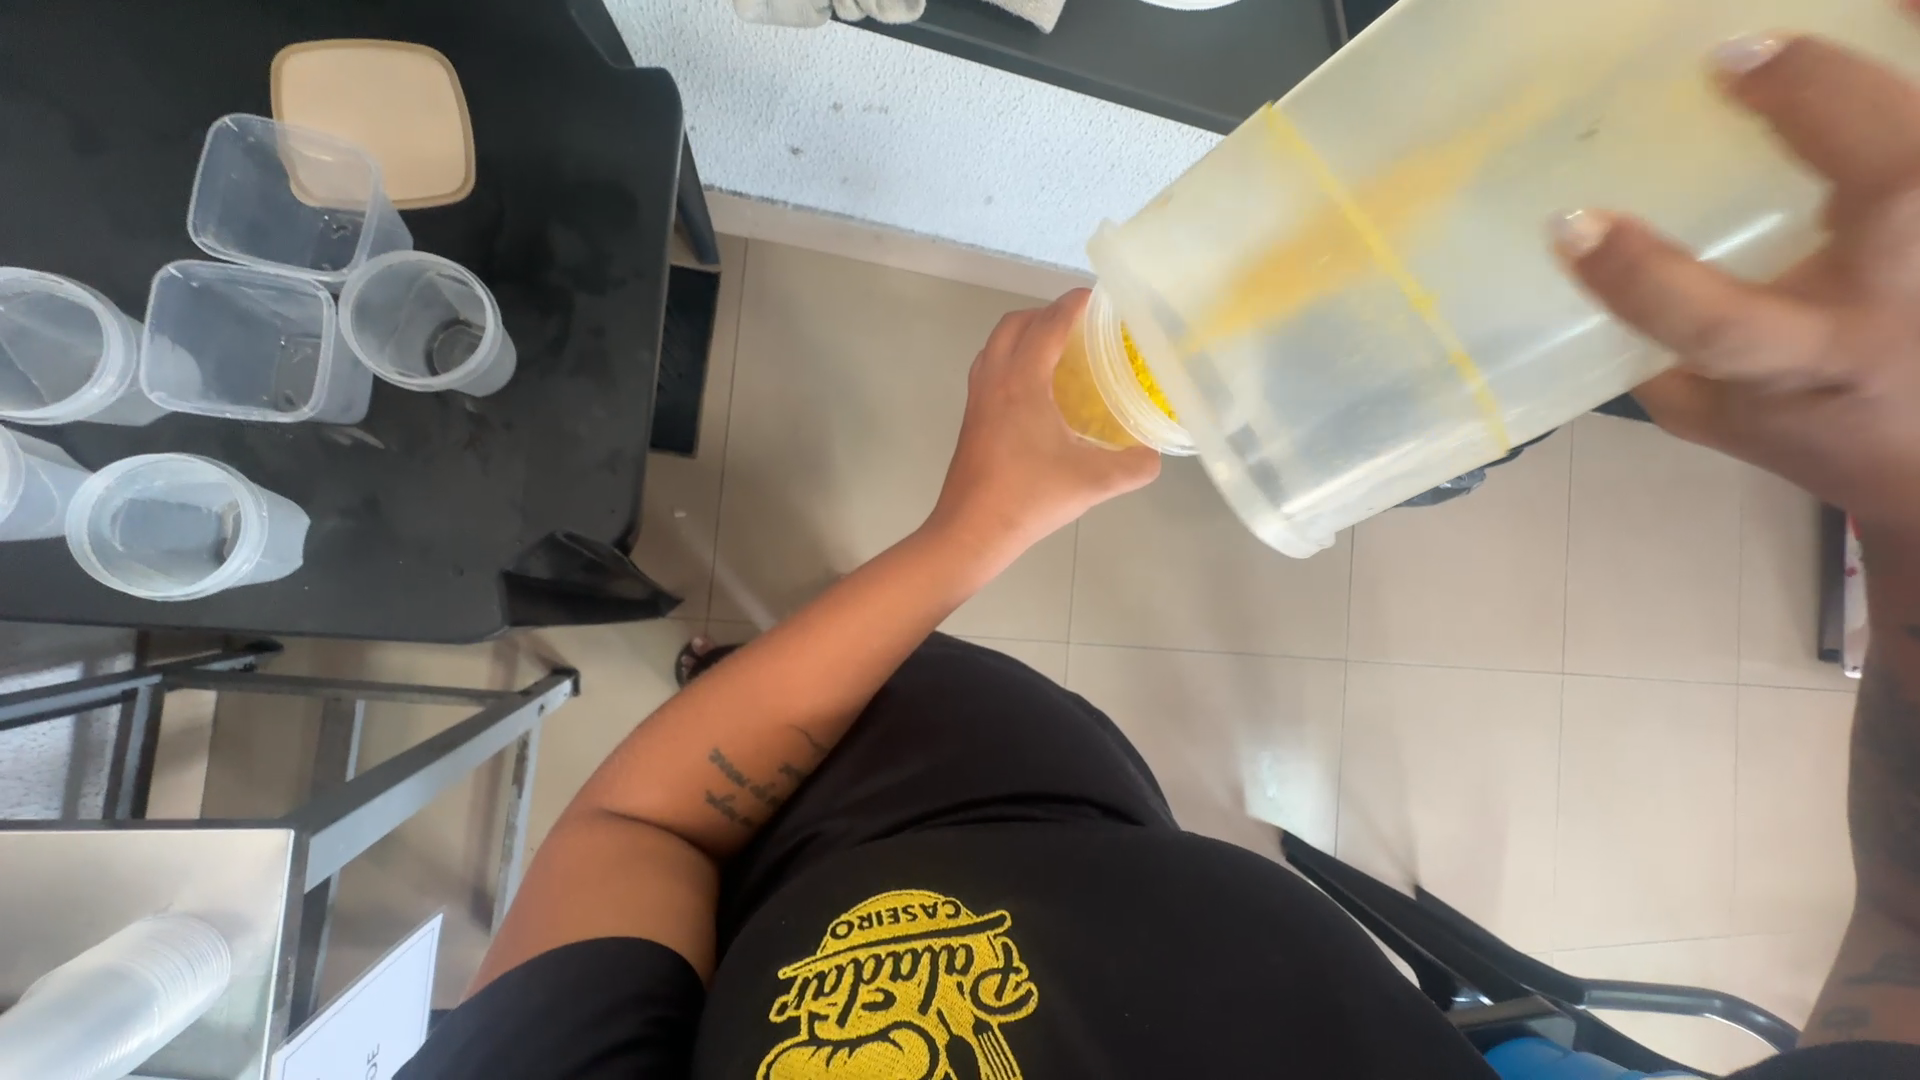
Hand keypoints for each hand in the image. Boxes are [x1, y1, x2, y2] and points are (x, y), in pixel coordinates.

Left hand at [928, 289, 1160, 560]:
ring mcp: (976, 400)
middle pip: (1013, 324)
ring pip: (995, 346)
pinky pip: (988, 370)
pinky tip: (1035, 392)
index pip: (1047, 325)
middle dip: (1045, 314)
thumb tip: (1153, 456)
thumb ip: (1132, 466)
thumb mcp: (1093, 483)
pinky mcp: (970, 420)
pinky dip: (1010, 361)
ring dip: (1022, 336)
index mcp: (1021, 382)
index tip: (1096, 298)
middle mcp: (993, 380)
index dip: (1072, 305)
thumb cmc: (1029, 499)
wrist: (970, 531)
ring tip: (1057, 352)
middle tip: (1078, 326)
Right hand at [1555, 28, 1919, 540]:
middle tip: (1732, 59)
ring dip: (1911, 52)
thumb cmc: (1803, 430)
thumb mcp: (1705, 409)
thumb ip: (1654, 343)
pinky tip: (1900, 12)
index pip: (1715, 322)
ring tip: (1859, 0)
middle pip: (1892, 186)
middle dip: (1819, 108)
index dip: (1638, 274)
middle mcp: (1898, 295)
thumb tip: (1594, 254)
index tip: (1568, 224)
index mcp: (1801, 361)